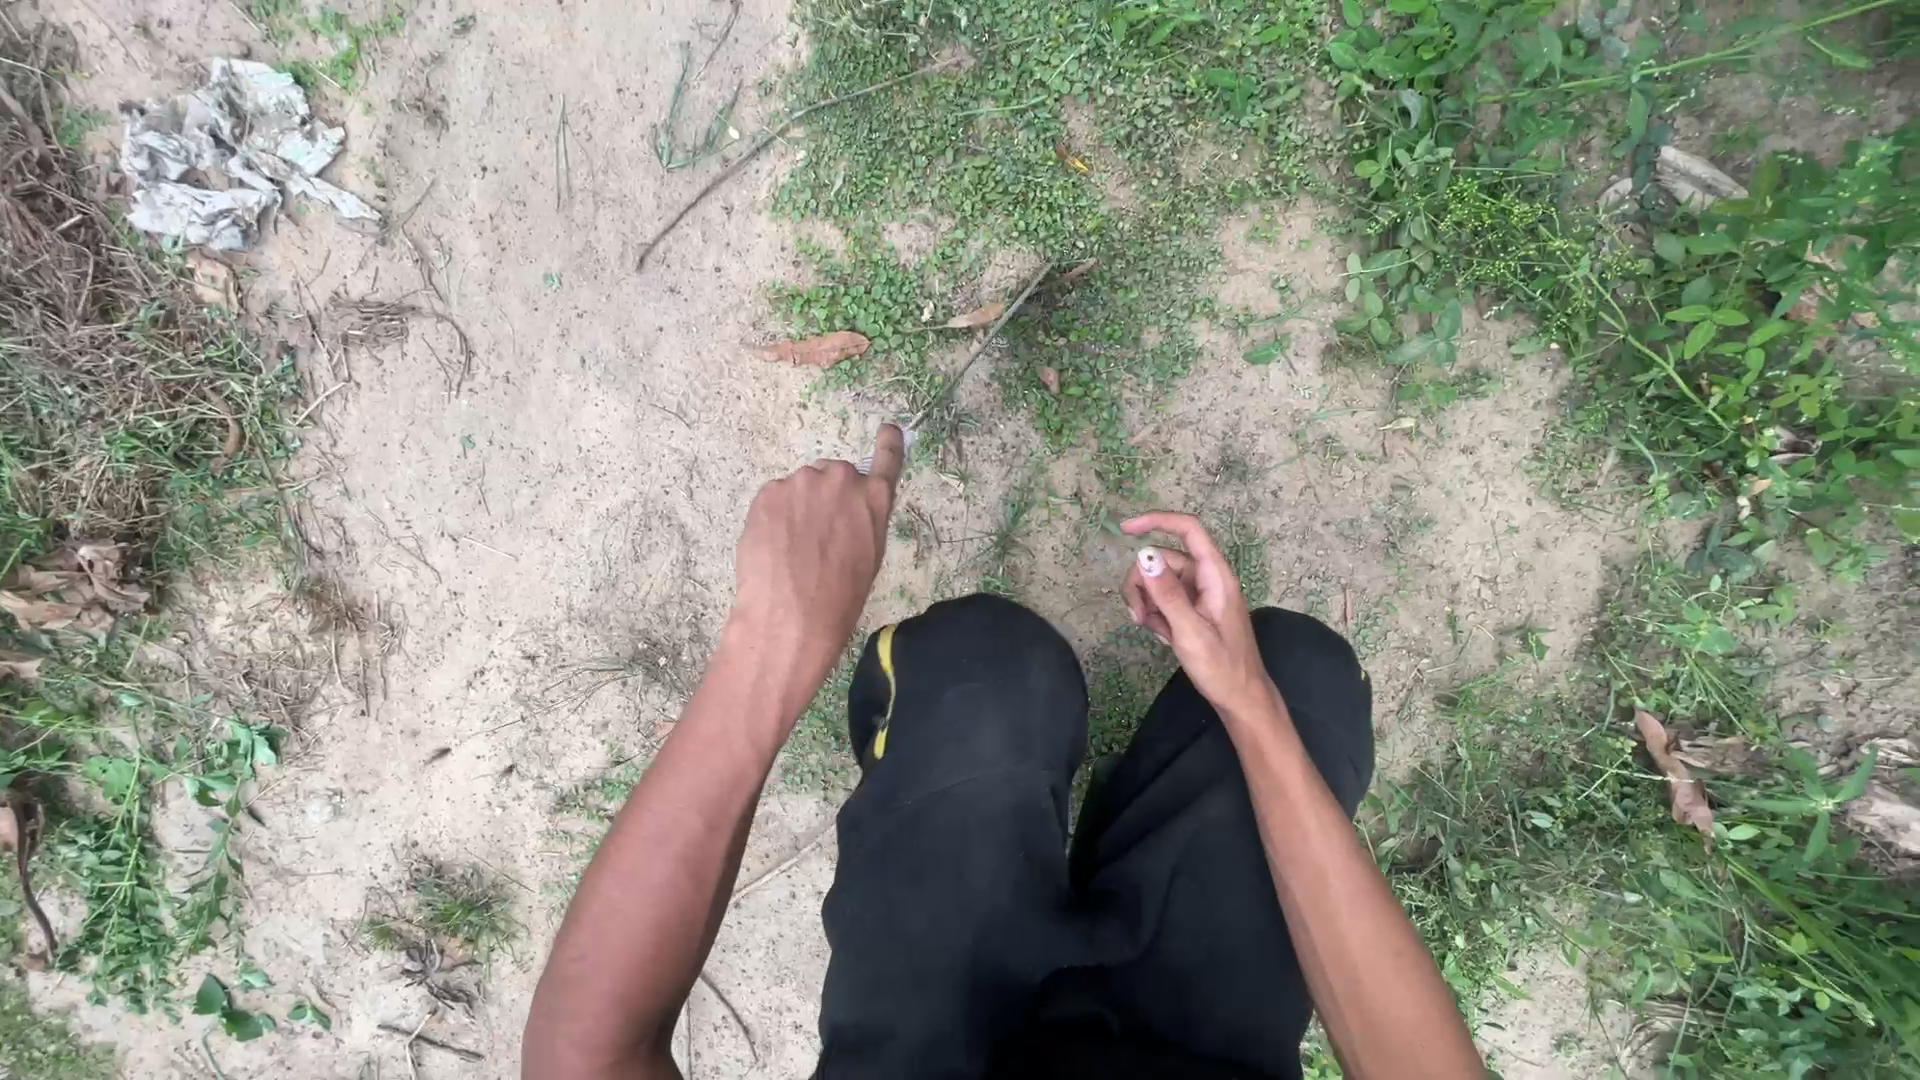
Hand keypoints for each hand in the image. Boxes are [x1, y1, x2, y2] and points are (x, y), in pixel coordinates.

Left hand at [730, 425, 904, 688]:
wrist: (792, 615)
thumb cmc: (840, 597)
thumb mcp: (868, 556)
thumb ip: (863, 520)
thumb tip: (846, 511)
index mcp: (875, 498)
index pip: (888, 458)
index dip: (889, 442)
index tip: (889, 428)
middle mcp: (842, 479)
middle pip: (833, 475)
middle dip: (825, 496)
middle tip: (817, 535)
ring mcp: (802, 481)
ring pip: (800, 487)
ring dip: (797, 507)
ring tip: (792, 548)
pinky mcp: (769, 491)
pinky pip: (774, 497)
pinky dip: (774, 516)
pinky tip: (774, 546)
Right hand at [1120, 511, 1277, 721]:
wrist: (1240, 698)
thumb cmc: (1222, 667)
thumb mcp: (1190, 631)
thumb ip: (1167, 593)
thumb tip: (1144, 555)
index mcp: (1216, 575)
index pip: (1188, 529)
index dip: (1157, 520)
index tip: (1126, 528)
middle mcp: (1207, 577)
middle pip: (1163, 558)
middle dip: (1142, 582)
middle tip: (1137, 615)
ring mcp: (1198, 592)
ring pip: (1158, 578)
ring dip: (1145, 600)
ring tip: (1149, 627)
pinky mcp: (1191, 607)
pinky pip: (1162, 597)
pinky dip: (1154, 611)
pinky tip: (1160, 634)